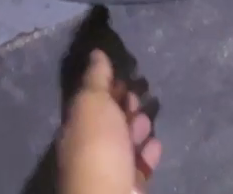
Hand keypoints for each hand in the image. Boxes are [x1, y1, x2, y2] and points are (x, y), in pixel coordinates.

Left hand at [58, 51, 160, 193]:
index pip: (91, 98)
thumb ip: (96, 77)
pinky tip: (156, 143)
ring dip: (139, 125)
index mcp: (76, 124)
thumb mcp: (93, 102)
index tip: (125, 71)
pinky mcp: (129, 183)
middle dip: (125, 103)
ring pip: (126, 139)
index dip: (107, 83)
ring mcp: (109, 166)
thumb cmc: (98, 145)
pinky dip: (148, 151)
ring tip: (148, 116)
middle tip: (139, 93)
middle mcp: (90, 145)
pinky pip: (140, 162)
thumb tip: (97, 52)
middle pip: (109, 118)